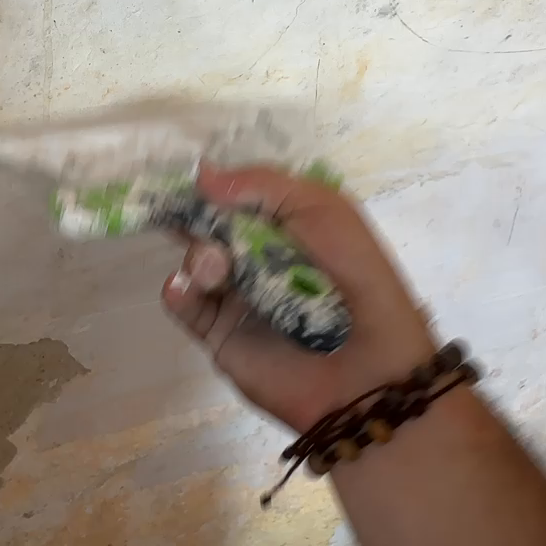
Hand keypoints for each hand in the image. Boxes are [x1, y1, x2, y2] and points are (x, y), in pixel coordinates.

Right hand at [162, 163, 438, 432]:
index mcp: (284, 223)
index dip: (214, 185)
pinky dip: (178, 291)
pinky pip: (184, 304)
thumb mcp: (322, 210)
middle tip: (188, 215)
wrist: (367, 371)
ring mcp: (235, 293)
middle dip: (196, 215)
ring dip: (199, 256)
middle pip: (209, 223)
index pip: (238, 193)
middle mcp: (256, 254)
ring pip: (196, 260)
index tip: (196, 181)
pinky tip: (185, 287)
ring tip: (217, 271)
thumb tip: (202, 174)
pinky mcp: (219, 332)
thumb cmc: (355, 277)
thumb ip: (262, 185)